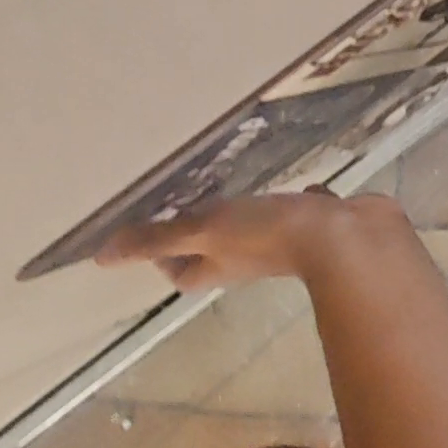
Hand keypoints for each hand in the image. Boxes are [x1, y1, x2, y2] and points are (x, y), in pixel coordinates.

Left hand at [95, 188, 360, 291]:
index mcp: (211, 268)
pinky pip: (304, 212)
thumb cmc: (271, 234)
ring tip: (256, 179)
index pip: (172, 261)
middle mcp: (245, 260)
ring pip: (261, 224)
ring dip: (257, 206)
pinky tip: (308, 186)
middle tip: (209, 186)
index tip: (164, 208)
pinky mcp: (321, 226)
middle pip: (216, 242)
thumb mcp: (205, 230)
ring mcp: (287, 242)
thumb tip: (99, 258)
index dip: (162, 240)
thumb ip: (158, 239)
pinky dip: (303, 200)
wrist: (348, 237)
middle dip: (212, 219)